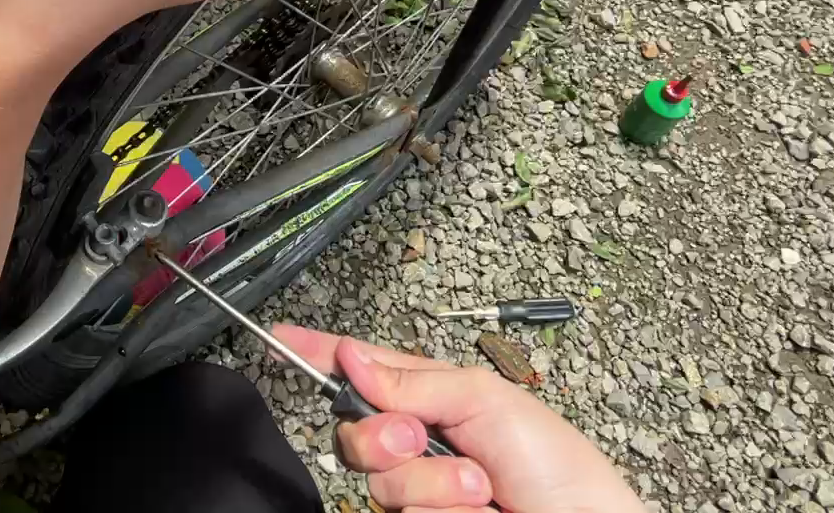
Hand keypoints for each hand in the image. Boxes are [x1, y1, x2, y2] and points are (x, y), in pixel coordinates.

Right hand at [274, 325, 646, 512]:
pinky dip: (438, 508)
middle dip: (380, 433)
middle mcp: (415, 440)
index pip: (360, 366)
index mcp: (428, 394)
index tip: (279, 338)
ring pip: (376, 479)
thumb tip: (350, 356)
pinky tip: (476, 511)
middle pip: (352, 428)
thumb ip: (410, 380)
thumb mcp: (484, 399)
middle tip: (417, 435)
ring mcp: (420, 490)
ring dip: (427, 479)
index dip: (317, 352)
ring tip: (476, 485)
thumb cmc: (554, 463)